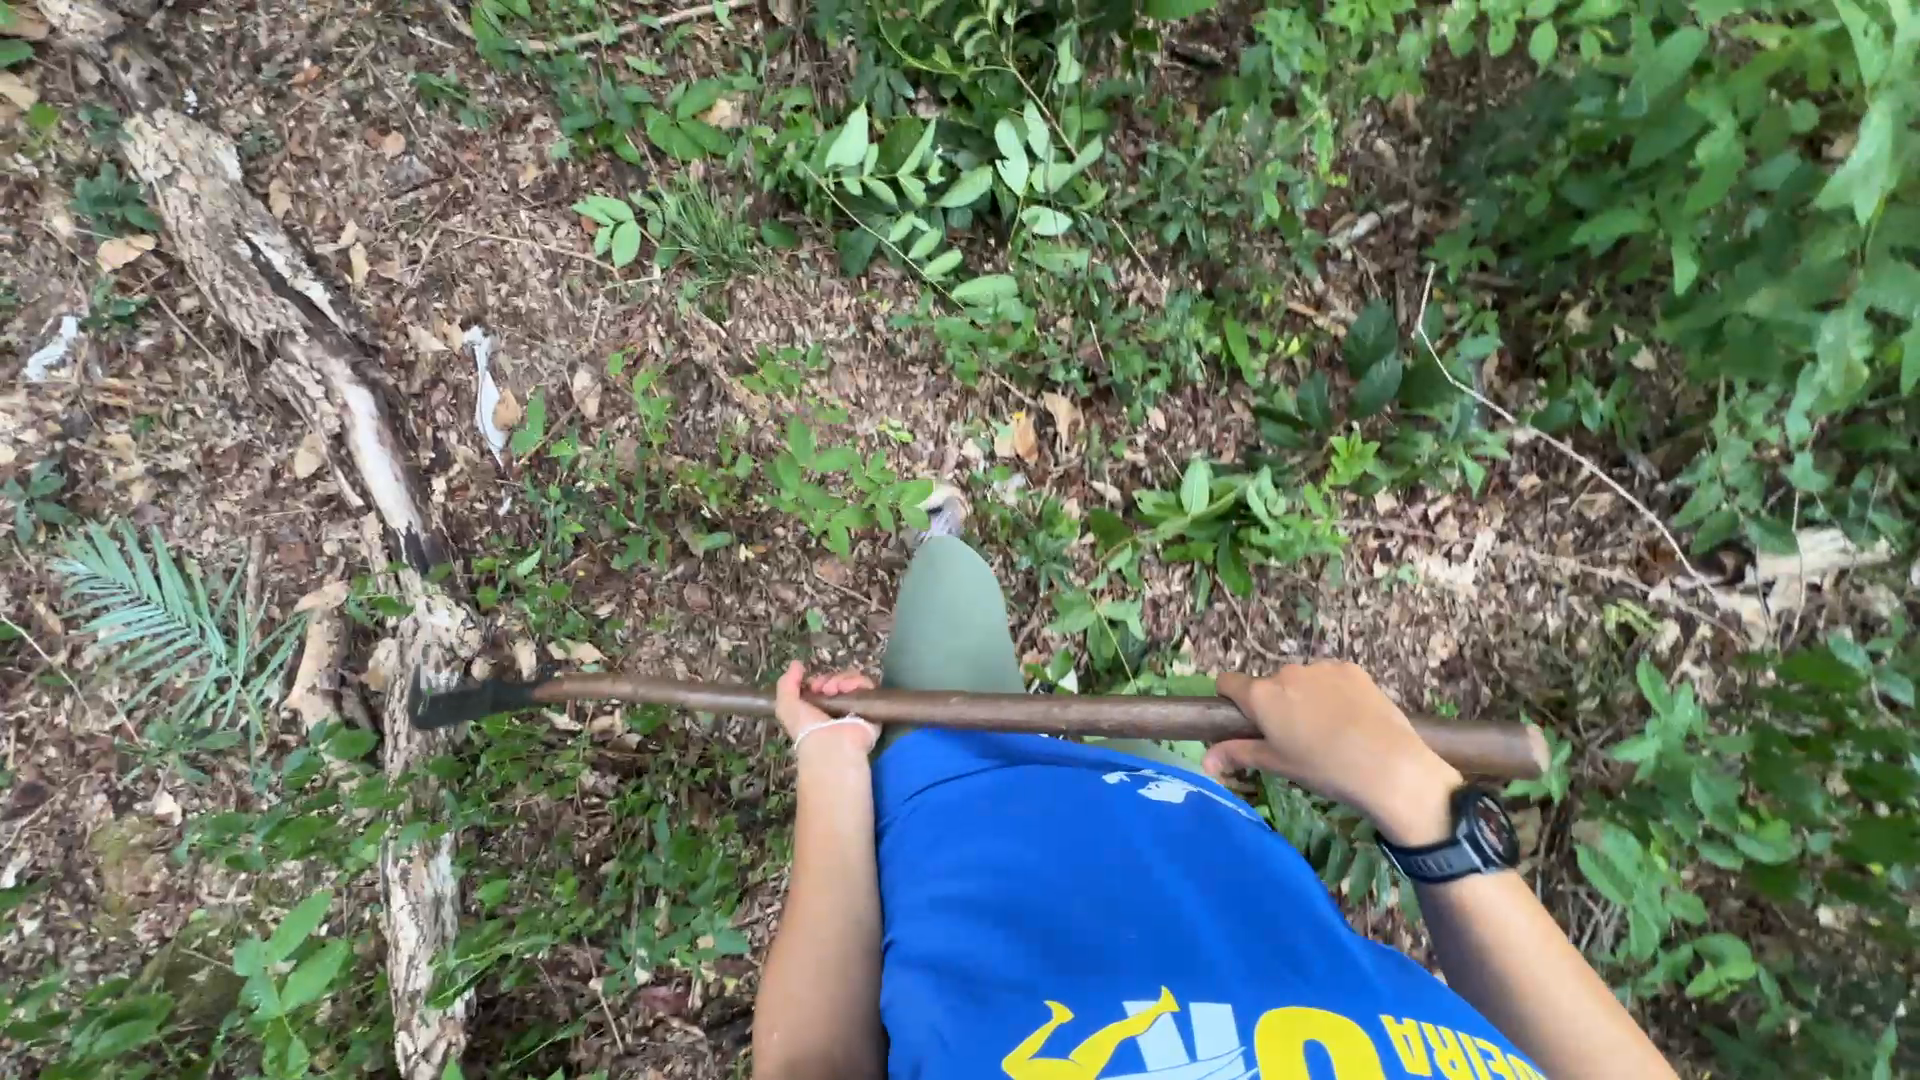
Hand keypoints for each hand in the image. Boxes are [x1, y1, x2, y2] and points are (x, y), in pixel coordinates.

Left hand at [775, 662, 879, 756]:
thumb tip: (796, 663)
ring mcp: (856, 706)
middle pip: (840, 680)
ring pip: (853, 681)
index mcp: (821, 709)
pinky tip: (847, 688)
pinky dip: (857, 682)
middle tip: (826, 689)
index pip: (825, 685)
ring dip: (842, 679)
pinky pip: (868, 686)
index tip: (814, 685)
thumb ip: (787, 683)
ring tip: (836, 690)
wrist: (829, 743)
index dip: (819, 680)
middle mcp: (839, 708)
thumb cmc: (806, 727)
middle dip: (831, 679)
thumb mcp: (786, 705)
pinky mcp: (871, 706)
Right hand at [1211, 661, 1462, 844]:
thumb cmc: (1324, 769)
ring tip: (1329, 730)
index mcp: (1261, 695)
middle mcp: (1285, 673)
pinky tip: (1351, 718)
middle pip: (1269, 685)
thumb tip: (1204, 761)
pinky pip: (1330, 677)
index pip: (1227, 682)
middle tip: (1295, 737)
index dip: (1231, 700)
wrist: (1390, 767)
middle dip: (1276, 704)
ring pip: (1301, 681)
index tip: (1246, 721)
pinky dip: (1333, 692)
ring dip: (1305, 697)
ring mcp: (1320, 668)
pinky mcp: (1351, 669)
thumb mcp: (1277, 764)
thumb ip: (1237, 754)